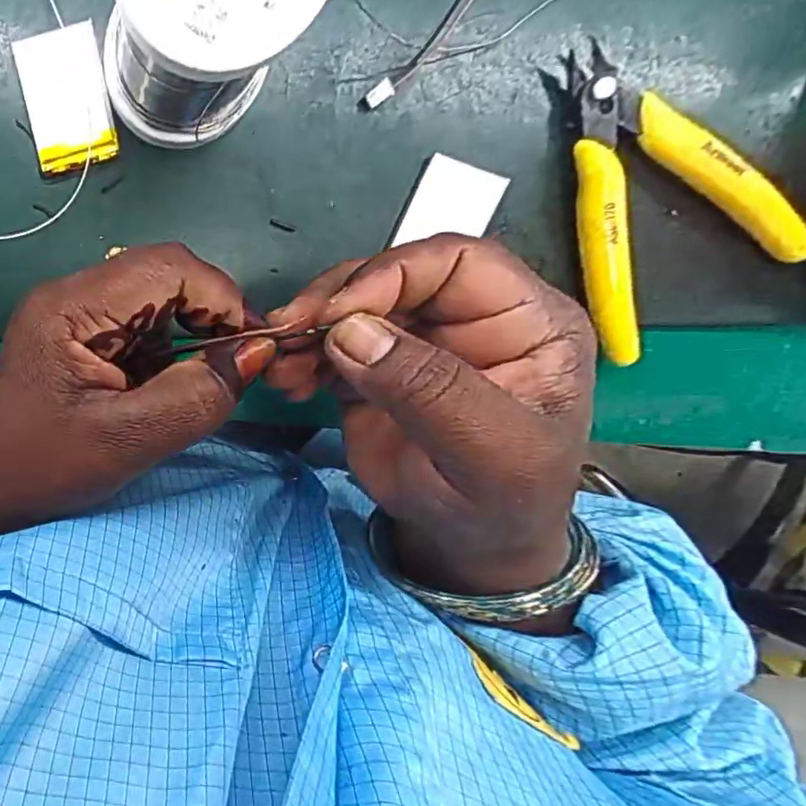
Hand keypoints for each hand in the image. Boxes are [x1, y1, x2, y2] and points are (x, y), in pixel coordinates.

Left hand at [0, 243, 275, 554]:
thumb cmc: (44, 471)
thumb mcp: (127, 441)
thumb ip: (197, 395)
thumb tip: (257, 350)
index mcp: (68, 308)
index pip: (165, 267)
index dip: (220, 298)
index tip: (249, 347)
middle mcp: (67, 298)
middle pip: (161, 279)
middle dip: (204, 320)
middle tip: (227, 370)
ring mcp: (70, 318)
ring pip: (154, 307)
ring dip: (182, 344)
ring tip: (178, 394)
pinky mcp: (76, 342)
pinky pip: (137, 333)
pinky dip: (161, 360)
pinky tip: (151, 397)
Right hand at [265, 235, 595, 601]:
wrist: (466, 542)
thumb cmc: (500, 500)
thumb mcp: (485, 448)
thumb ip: (428, 388)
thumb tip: (351, 332)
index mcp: (523, 320)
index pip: (456, 263)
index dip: (391, 274)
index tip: (334, 315)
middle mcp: (466, 322)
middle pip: (392, 279)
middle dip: (334, 302)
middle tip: (289, 332)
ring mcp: (415, 347)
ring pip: (352, 311)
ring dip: (308, 332)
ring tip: (282, 369)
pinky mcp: (371, 374)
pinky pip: (329, 349)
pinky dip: (301, 359)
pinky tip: (288, 382)